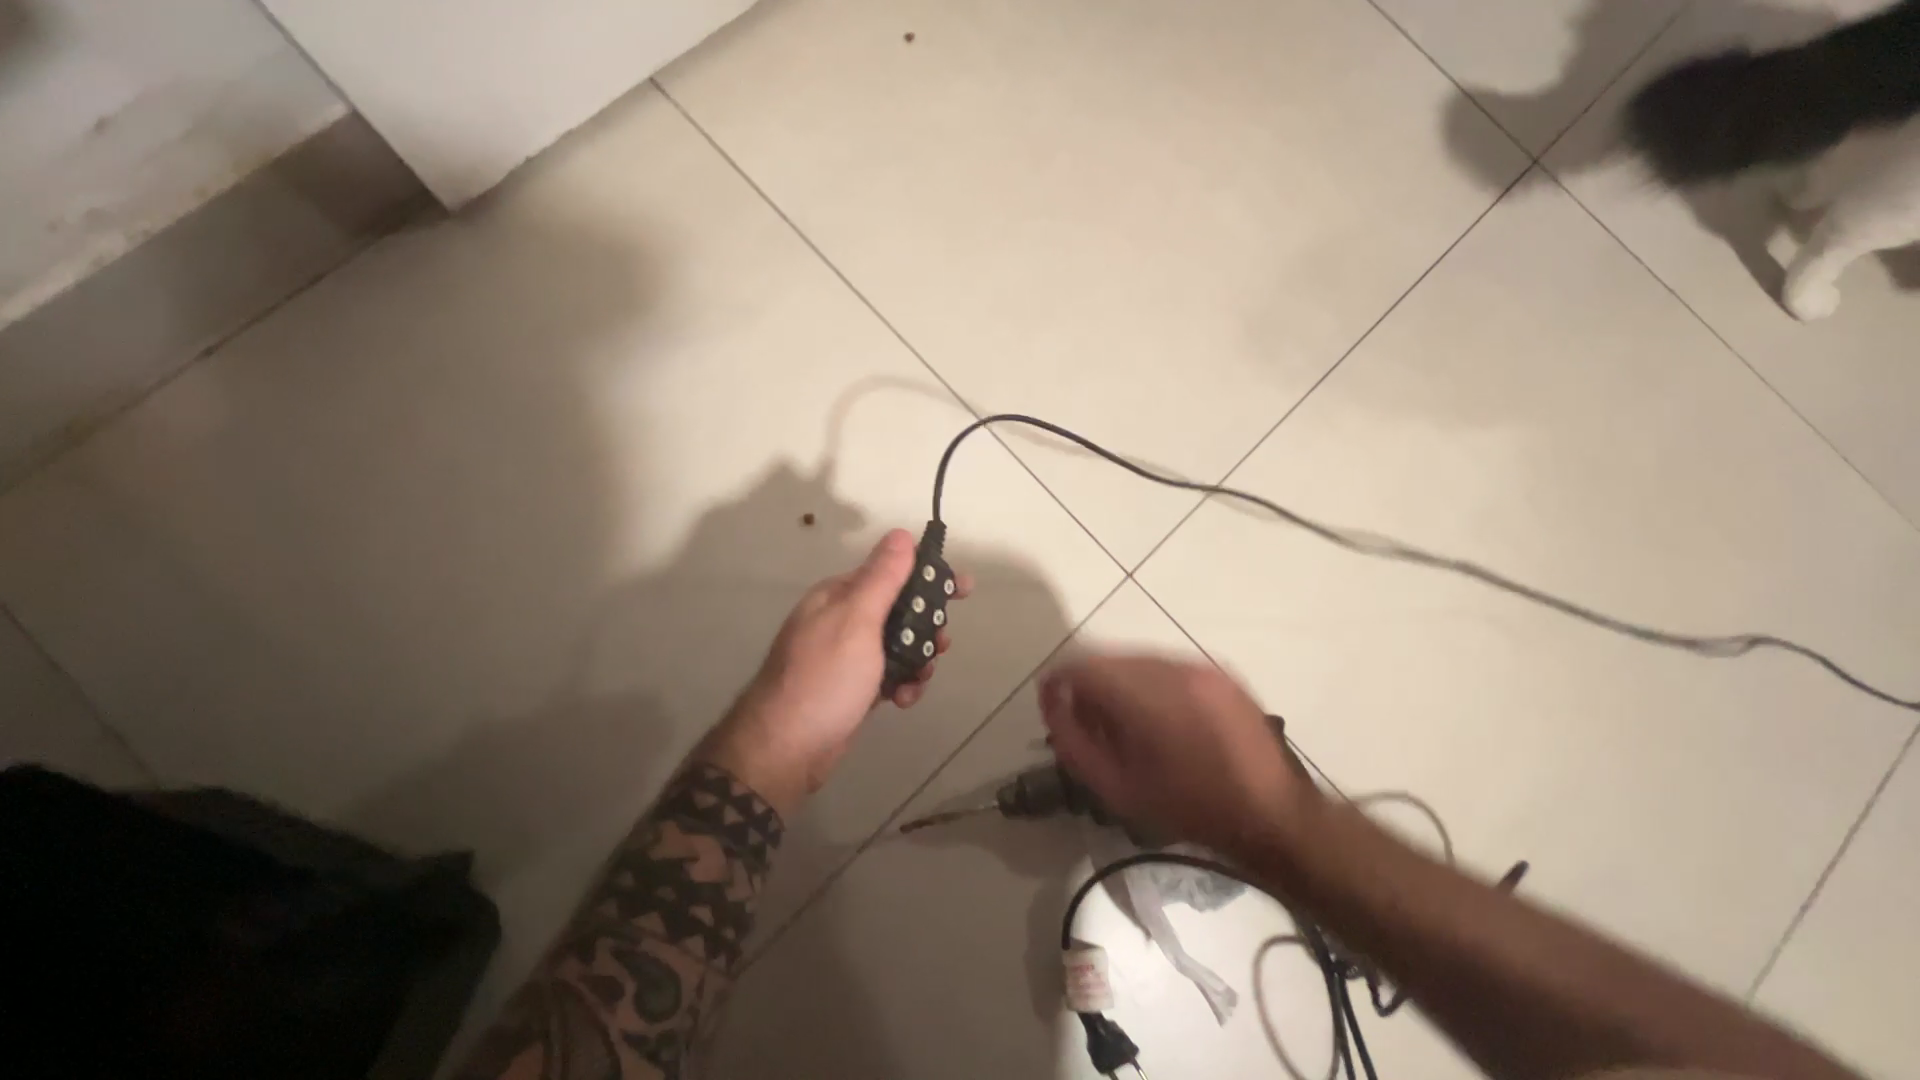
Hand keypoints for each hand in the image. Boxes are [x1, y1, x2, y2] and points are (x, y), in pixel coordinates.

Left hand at [697, 529, 972, 815]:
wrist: (787, 749)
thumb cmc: (824, 678)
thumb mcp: (856, 620)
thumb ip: (882, 577)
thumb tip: (900, 534)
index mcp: (839, 595)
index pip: (892, 571)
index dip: (929, 577)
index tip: (964, 589)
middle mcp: (842, 619)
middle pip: (900, 609)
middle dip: (927, 626)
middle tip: (943, 645)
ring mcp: (847, 655)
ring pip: (899, 645)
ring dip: (917, 660)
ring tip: (919, 678)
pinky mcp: (853, 687)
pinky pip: (889, 674)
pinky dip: (902, 683)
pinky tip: (902, 700)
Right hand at [1039, 653, 1317, 856]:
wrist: (1274, 815)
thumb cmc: (1190, 809)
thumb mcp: (1118, 788)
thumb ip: (1074, 742)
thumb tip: (1053, 704)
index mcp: (1148, 694)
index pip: (1083, 665)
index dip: (1058, 682)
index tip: (1050, 704)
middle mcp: (1175, 667)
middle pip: (1111, 659)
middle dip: (1090, 686)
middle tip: (1087, 723)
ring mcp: (1203, 667)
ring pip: (1140, 662)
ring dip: (1121, 685)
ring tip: (1123, 725)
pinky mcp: (1223, 674)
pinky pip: (1170, 668)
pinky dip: (1152, 686)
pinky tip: (1158, 720)